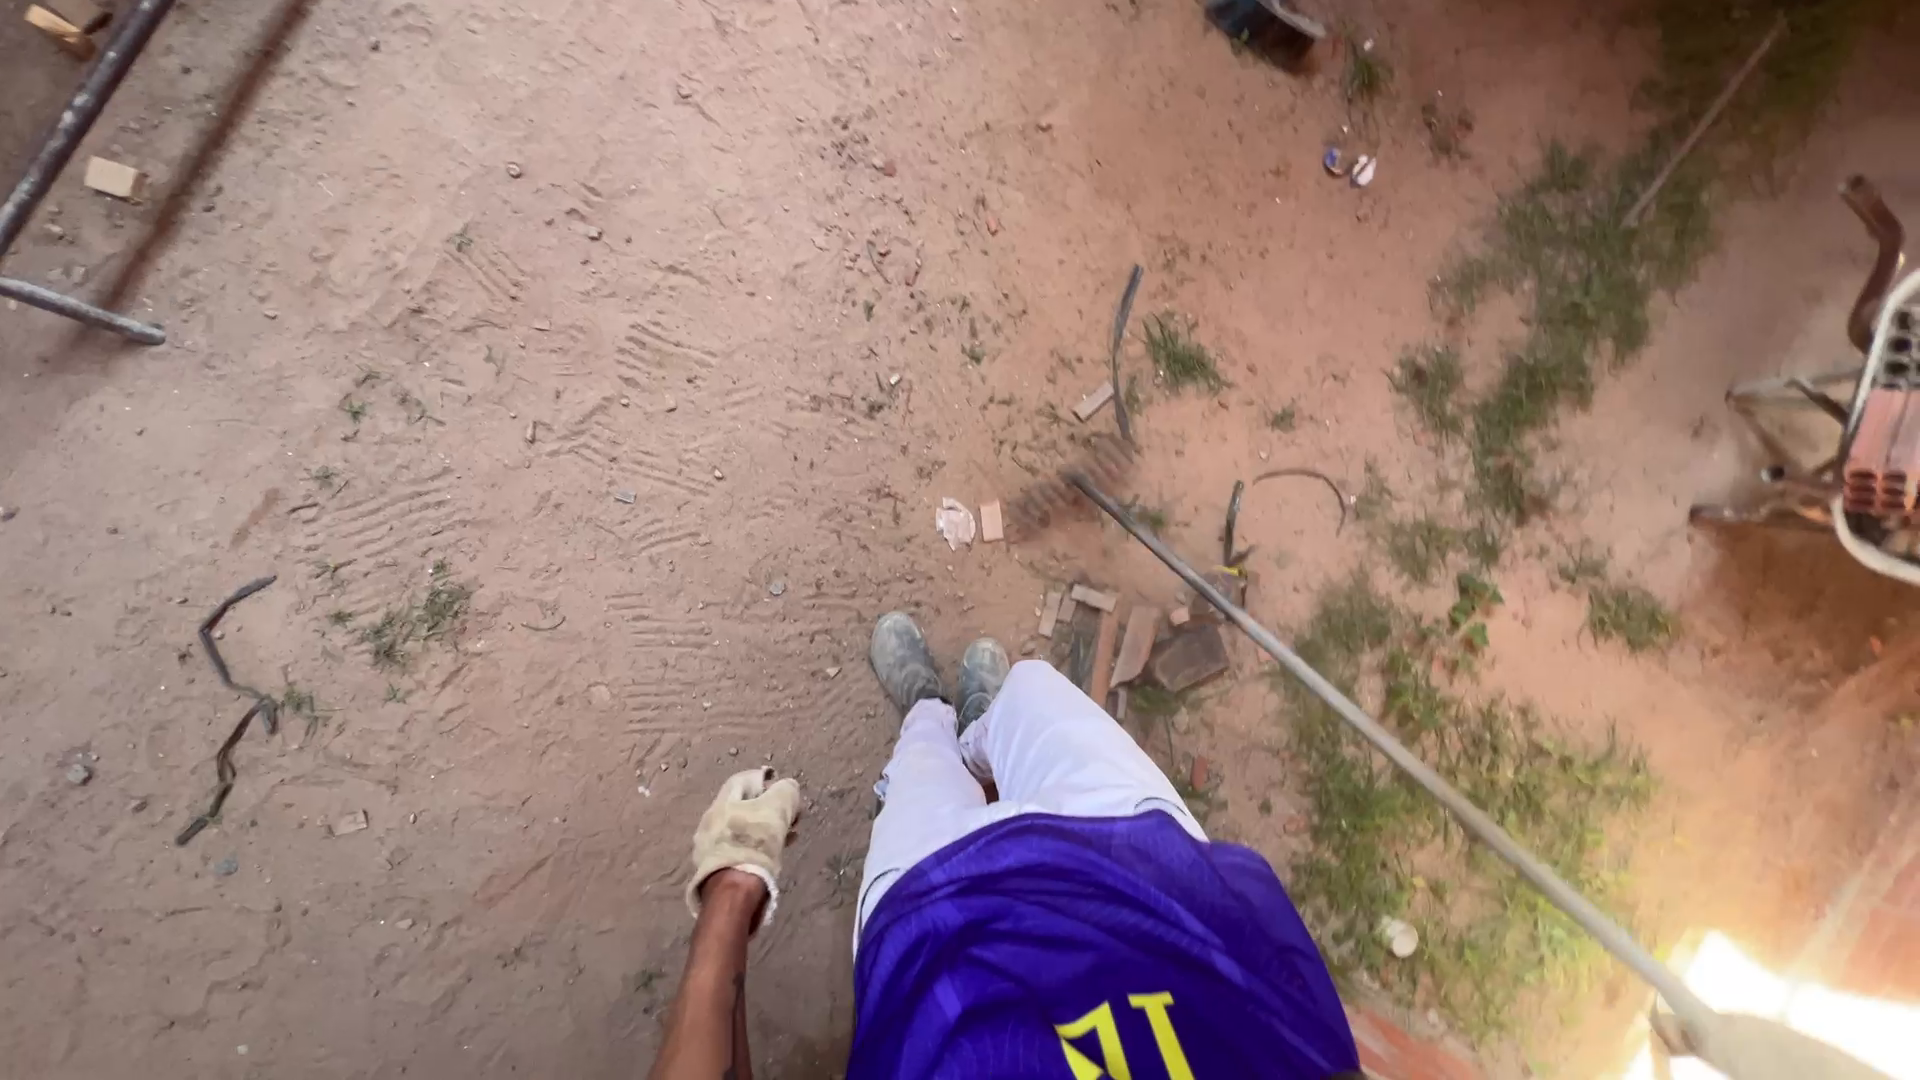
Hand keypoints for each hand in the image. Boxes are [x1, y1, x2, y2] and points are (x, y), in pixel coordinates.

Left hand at [686, 767, 800, 929]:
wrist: (734, 892)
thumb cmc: (755, 842)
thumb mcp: (778, 808)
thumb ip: (785, 791)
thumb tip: (788, 787)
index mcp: (723, 801)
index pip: (744, 779)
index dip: (765, 779)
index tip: (782, 785)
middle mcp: (711, 821)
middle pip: (743, 805)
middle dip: (768, 807)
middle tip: (788, 813)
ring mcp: (710, 846)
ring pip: (743, 829)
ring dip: (765, 828)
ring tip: (787, 836)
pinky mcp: (716, 868)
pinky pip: (740, 848)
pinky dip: (757, 846)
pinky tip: (774, 853)